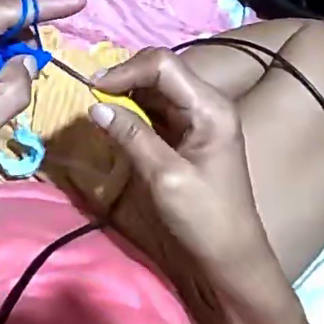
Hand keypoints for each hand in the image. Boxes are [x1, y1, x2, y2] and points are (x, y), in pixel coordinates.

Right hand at [89, 49, 277, 282]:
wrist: (231, 257)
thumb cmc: (204, 218)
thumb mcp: (164, 177)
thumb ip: (132, 136)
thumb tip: (95, 106)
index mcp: (210, 107)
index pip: (164, 65)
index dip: (126, 70)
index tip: (93, 88)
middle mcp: (208, 103)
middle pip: (161, 69)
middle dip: (125, 77)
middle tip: (92, 95)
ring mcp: (199, 116)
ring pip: (156, 86)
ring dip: (127, 91)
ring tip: (98, 104)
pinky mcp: (189, 131)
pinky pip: (157, 107)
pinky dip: (134, 108)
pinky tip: (116, 118)